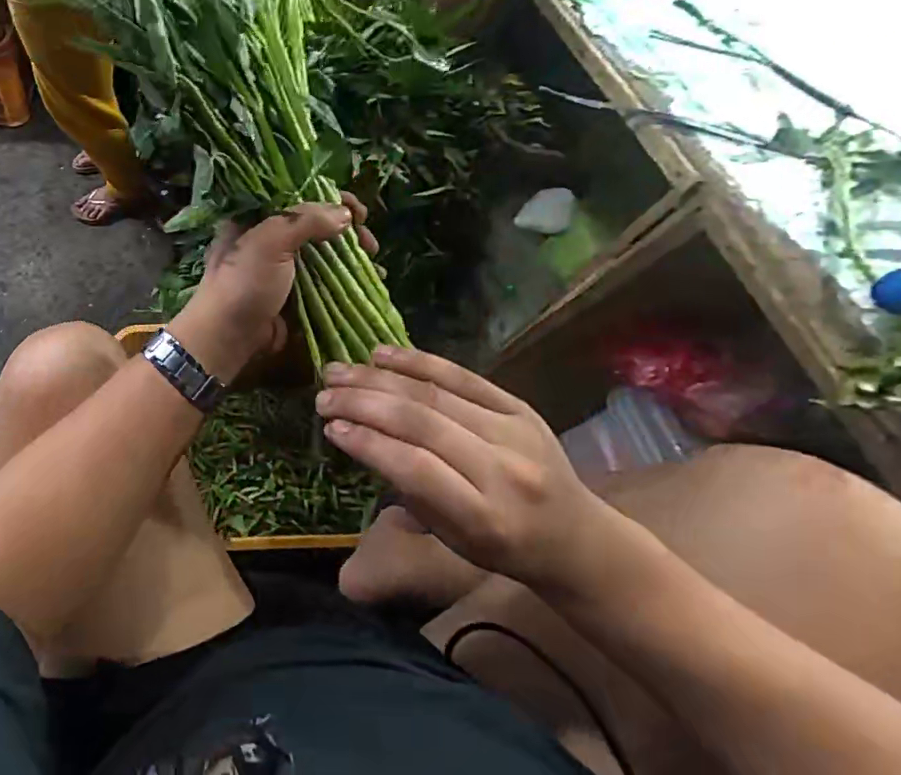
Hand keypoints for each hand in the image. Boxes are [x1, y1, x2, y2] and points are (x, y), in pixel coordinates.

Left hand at [170, 192, 377, 384]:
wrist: (227, 337)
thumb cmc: (244, 283)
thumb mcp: (269, 241)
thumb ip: (306, 221)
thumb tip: (344, 214)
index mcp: (253, 219)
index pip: (296, 197)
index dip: (328, 199)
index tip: (356, 210)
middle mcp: (267, 239)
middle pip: (315, 225)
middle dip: (346, 230)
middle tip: (368, 241)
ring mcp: (280, 269)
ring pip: (323, 254)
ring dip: (350, 255)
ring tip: (373, 260)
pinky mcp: (292, 295)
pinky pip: (324, 281)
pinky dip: (345, 279)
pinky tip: (369, 280)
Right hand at [317, 348, 621, 593]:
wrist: (577, 538)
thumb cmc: (499, 546)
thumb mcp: (449, 537)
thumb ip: (405, 490)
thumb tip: (350, 434)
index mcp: (485, 517)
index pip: (415, 467)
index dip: (368, 442)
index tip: (330, 426)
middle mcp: (504, 471)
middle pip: (421, 422)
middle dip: (363, 403)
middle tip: (323, 394)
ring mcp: (516, 432)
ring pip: (434, 394)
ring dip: (377, 378)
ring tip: (338, 371)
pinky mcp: (520, 406)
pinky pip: (460, 375)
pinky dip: (416, 361)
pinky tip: (379, 354)